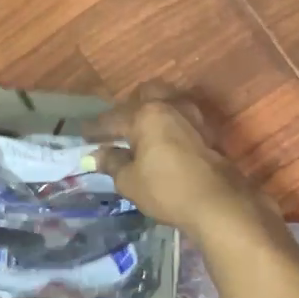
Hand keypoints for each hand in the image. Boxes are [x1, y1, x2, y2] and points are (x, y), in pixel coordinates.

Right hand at [91, 84, 278, 235]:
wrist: (216, 202)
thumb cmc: (165, 189)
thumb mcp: (129, 180)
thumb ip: (112, 162)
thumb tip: (97, 154)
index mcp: (146, 115)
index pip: (113, 118)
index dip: (95, 128)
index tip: (83, 134)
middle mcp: (170, 106)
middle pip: (146, 95)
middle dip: (129, 107)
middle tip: (118, 127)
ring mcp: (193, 116)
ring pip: (168, 102)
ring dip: (153, 112)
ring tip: (142, 132)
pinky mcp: (208, 130)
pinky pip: (181, 117)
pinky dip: (169, 124)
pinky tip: (163, 140)